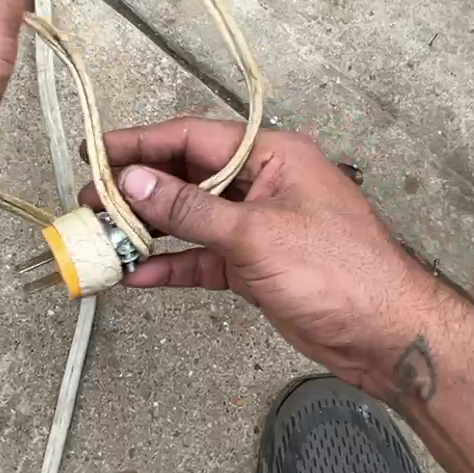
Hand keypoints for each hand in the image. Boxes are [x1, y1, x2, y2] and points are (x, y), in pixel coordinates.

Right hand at [79, 118, 464, 397]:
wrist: (383, 334)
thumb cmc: (335, 270)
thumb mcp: (256, 234)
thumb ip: (191, 208)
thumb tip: (134, 181)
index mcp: (272, 155)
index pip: (194, 138)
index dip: (142, 143)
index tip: (96, 152)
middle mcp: (262, 183)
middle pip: (187, 178)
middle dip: (139, 190)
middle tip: (90, 202)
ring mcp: (257, 226)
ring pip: (191, 219)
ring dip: (149, 230)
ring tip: (102, 237)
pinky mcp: (253, 264)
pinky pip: (203, 257)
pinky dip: (174, 265)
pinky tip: (138, 276)